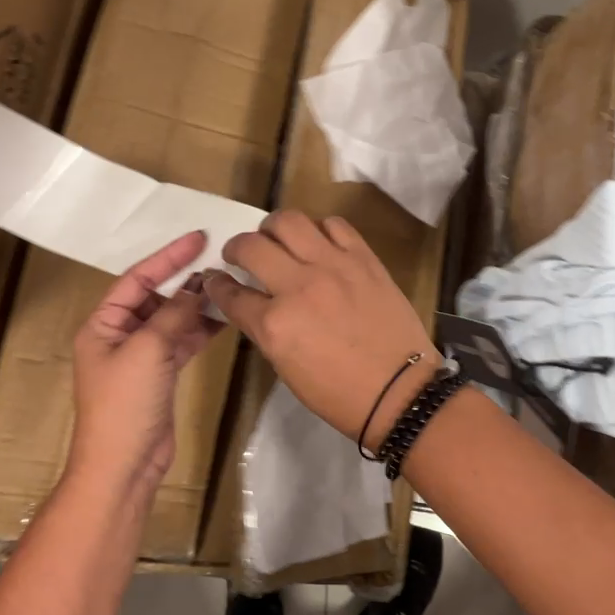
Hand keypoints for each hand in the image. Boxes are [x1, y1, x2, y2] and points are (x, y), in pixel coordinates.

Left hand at [70, 231, 222, 486]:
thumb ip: (174, 313)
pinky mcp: (160, 374)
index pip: (137, 278)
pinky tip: (226, 317)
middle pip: (156, 296)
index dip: (168, 257)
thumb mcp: (148, 350)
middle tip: (220, 259)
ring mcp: (141, 356)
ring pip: (172, 318)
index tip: (199, 237)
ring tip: (229, 285)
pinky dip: (202, 329)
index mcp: (103, 324)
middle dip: (186, 279)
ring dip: (198, 304)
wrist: (123, 466)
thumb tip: (199, 285)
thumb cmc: (125, 404)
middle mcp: (119, 335)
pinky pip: (182, 340)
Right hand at [204, 212, 438, 450]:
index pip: (231, 294)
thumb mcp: (286, 367)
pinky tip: (319, 242)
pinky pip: (334, 224)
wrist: (400, 389)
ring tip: (276, 238)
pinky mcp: (364, 258)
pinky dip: (320, 229)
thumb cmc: (338, 393)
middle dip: (237, 247)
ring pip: (290, 221)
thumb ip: (266, 329)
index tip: (215, 277)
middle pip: (252, 246)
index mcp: (274, 324)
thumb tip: (255, 304)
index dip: (217, 284)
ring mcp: (333, 266)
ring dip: (274, 227)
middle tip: (241, 253)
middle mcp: (298, 287)